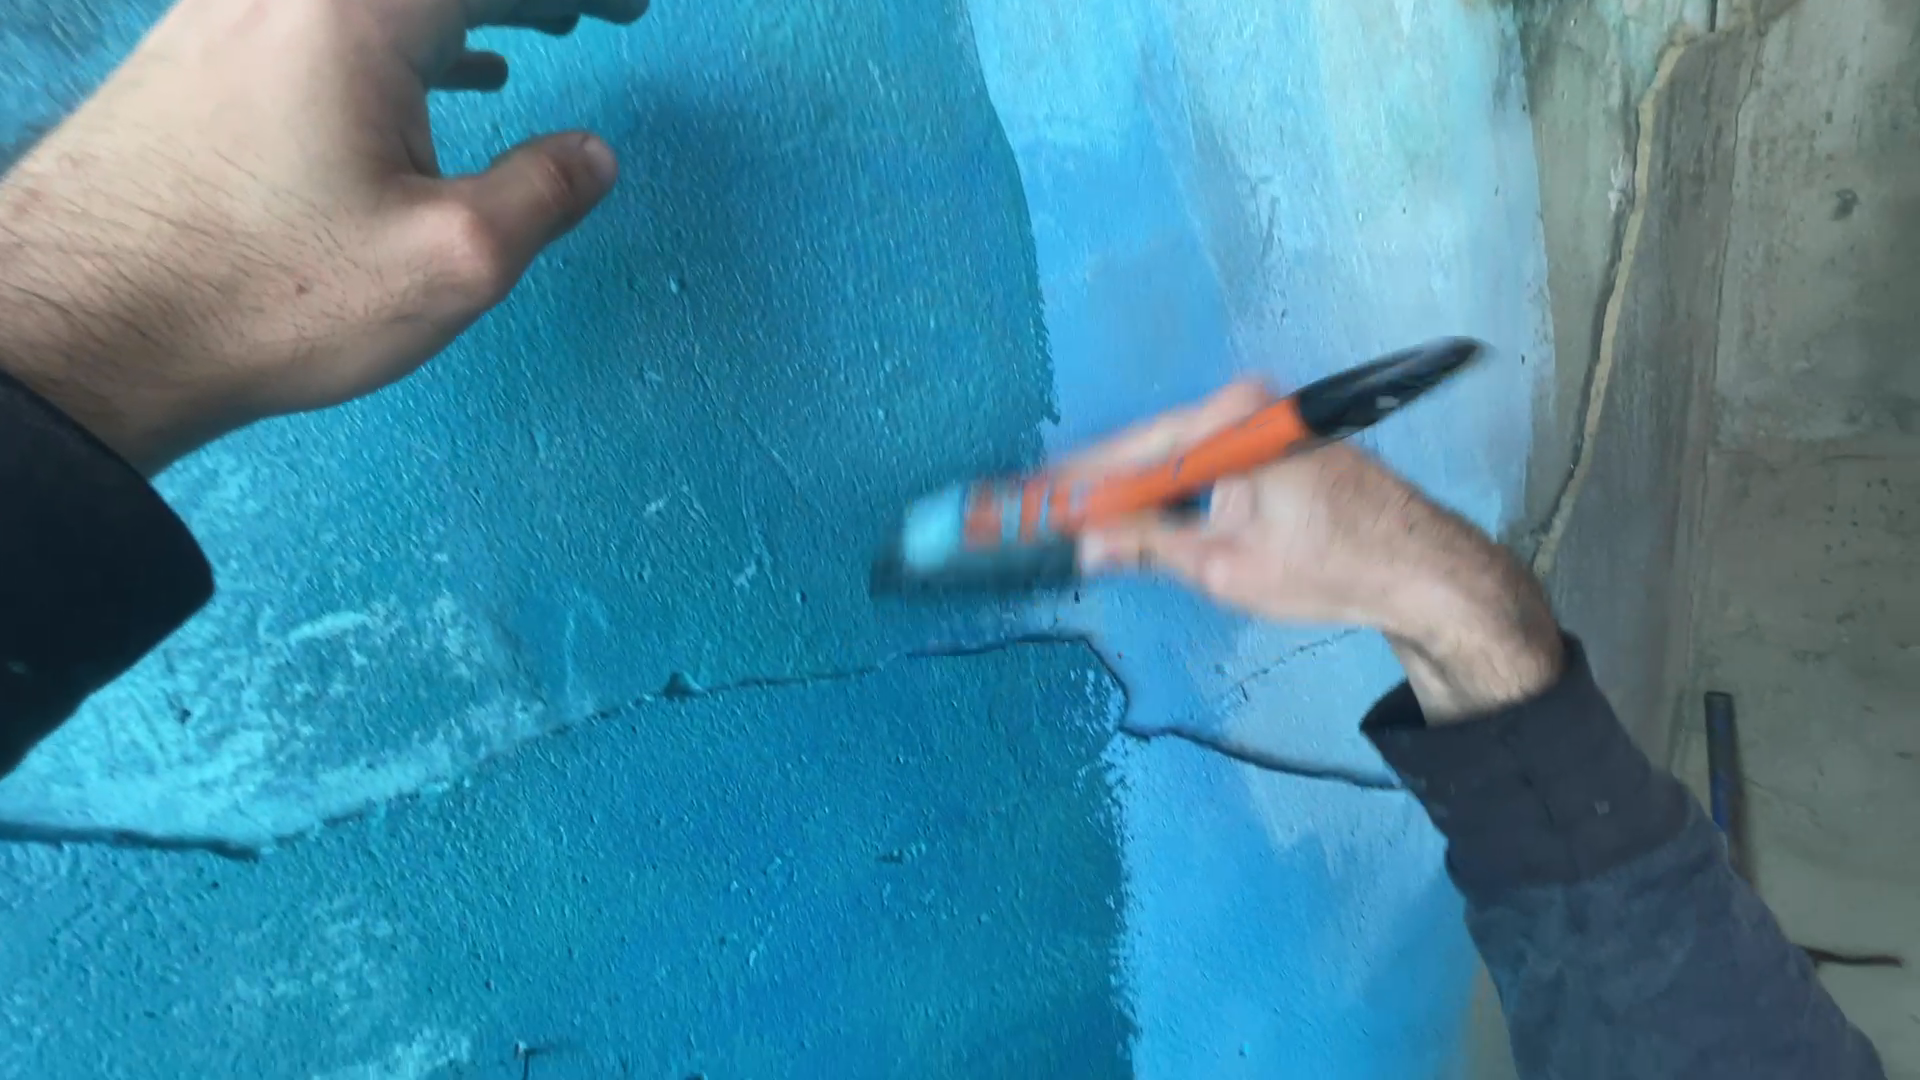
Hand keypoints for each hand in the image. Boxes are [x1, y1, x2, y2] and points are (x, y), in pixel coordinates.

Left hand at [0, 0, 647, 473]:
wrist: (90, 328)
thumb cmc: (288, 295)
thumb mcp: (457, 257)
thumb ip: (543, 193)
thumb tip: (596, 153)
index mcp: (347, 17)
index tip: (630, 14)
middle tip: (595, 18)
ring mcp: (236, 20)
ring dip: (474, 7)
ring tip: (544, 34)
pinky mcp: (219, 64)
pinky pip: (344, 20)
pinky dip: (422, 35)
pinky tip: (464, 70)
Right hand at [1074, 380, 1564, 719]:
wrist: (1421, 570)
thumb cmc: (1327, 568)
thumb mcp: (1224, 565)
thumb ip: (1148, 545)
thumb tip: (1085, 543)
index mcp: (1230, 423)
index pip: (1129, 456)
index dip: (1074, 485)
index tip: (1029, 500)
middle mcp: (1242, 406)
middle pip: (1146, 450)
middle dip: (1095, 486)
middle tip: (1042, 509)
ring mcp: (1259, 419)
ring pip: (1170, 456)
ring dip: (1128, 490)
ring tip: (1077, 515)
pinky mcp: (1267, 439)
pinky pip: (1198, 461)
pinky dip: (1165, 489)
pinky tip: (1137, 511)